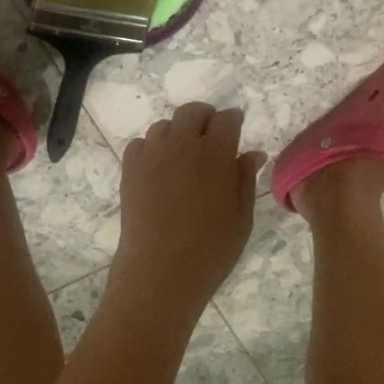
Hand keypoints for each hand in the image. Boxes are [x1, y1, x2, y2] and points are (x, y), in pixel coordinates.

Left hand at [109, 103, 264, 313]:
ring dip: (177, 132)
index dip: (234, 120)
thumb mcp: (241, 217)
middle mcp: (182, 144)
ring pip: (165, 125)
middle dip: (205, 118)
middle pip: (192, 112)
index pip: (227, 119)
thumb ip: (245, 179)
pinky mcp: (130, 168)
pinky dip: (152, 148)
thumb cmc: (210, 249)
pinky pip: (141, 143)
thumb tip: (253, 153)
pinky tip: (160, 169)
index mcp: (215, 153)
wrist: (160, 271)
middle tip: (211, 137)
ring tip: (184, 156)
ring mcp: (152, 154)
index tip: (236, 126)